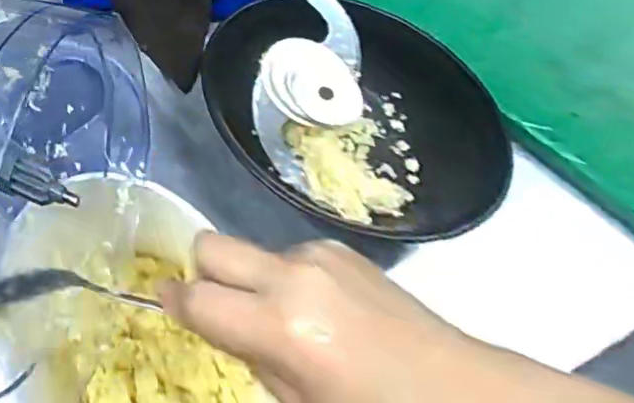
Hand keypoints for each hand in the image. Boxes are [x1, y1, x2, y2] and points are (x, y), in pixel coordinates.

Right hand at [160, 235, 633, 402]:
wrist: (469, 394)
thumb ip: (257, 363)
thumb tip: (222, 328)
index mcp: (284, 328)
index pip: (200, 300)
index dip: (175, 301)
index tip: (164, 300)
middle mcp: (291, 277)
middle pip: (210, 245)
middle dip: (202, 272)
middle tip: (221, 307)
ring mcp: (316, 255)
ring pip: (250, 251)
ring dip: (251, 279)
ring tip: (290, 321)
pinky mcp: (337, 247)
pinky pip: (288, 254)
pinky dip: (288, 279)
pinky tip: (326, 313)